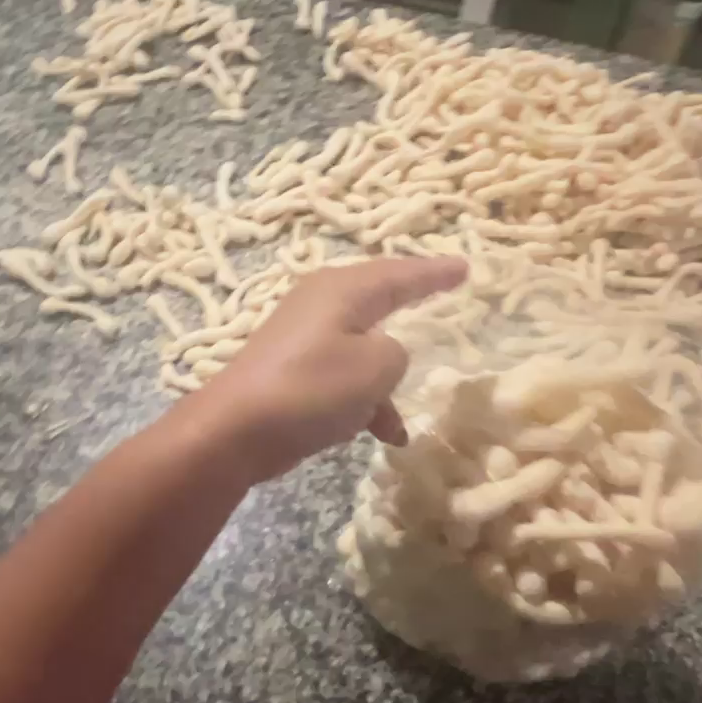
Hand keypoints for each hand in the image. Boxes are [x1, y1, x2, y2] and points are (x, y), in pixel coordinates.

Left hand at [184, 257, 466, 484]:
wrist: (236, 430)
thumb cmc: (312, 388)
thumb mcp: (376, 367)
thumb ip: (397, 353)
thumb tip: (387, 354)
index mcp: (343, 289)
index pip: (401, 273)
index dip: (435, 272)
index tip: (465, 269)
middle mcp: (322, 302)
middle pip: (379, 298)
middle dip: (411, 303)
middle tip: (441, 292)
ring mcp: (305, 336)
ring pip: (363, 344)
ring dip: (388, 375)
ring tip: (415, 398)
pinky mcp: (294, 369)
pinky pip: (344, 375)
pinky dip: (366, 399)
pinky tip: (386, 433)